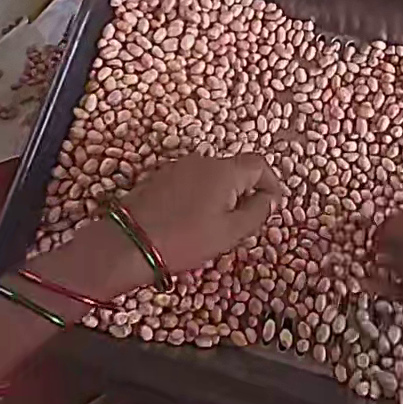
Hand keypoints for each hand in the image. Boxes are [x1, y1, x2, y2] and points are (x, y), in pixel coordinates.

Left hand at [120, 153, 286, 272]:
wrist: (130, 243)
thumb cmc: (186, 239)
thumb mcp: (230, 232)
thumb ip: (257, 212)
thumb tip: (270, 198)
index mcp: (224, 170)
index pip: (259, 164)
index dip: (271, 183)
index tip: (272, 206)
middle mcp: (202, 160)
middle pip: (234, 170)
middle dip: (245, 192)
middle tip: (243, 223)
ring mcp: (178, 167)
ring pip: (211, 177)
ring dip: (221, 196)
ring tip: (215, 227)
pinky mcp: (160, 178)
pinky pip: (190, 182)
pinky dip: (199, 197)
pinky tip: (191, 222)